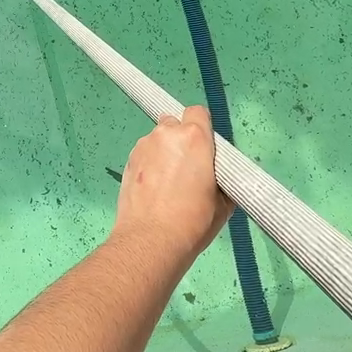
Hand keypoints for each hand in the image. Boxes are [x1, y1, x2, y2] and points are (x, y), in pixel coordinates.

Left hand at [108, 106, 233, 266]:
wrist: (150, 239)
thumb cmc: (194, 221)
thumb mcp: (223, 203)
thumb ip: (222, 178)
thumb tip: (217, 175)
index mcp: (194, 138)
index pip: (198, 112)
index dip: (202, 127)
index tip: (205, 149)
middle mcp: (167, 133)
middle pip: (176, 123)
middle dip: (182, 139)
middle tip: (187, 168)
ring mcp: (144, 145)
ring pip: (158, 138)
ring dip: (164, 151)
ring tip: (167, 183)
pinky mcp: (128, 159)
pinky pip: (145, 153)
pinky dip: (150, 164)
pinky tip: (153, 188)